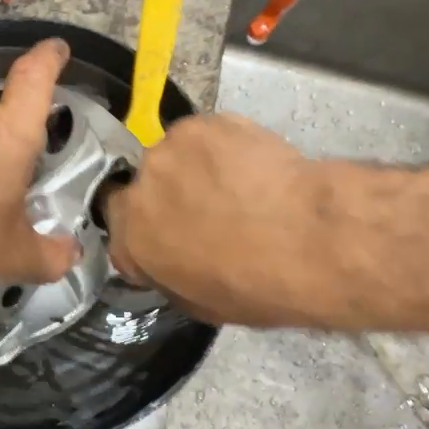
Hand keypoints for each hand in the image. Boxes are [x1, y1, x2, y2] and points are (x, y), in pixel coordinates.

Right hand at [105, 113, 324, 326]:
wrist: (310, 238)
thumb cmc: (259, 286)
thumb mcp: (202, 305)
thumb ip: (169, 274)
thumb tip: (171, 261)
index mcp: (131, 239)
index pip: (119, 227)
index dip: (145, 229)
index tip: (171, 235)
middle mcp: (139, 190)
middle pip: (145, 186)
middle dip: (170, 196)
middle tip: (211, 210)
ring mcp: (169, 151)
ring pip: (176, 156)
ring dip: (196, 168)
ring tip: (238, 185)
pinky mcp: (204, 124)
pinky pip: (207, 135)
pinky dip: (225, 146)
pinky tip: (254, 164)